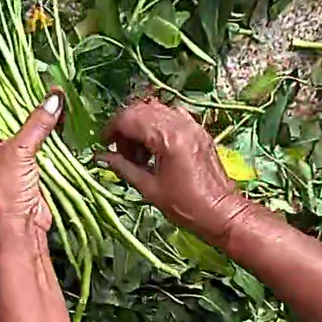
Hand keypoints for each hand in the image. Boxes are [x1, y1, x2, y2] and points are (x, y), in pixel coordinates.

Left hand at [0, 91, 63, 246]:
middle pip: (9, 121)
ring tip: (57, 100)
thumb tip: (54, 98)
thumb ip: (37, 124)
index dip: (4, 94)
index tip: (22, 78)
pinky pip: (40, 149)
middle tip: (45, 88)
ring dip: (41, 123)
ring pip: (27, 135)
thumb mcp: (20, 151)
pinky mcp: (29, 170)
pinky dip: (50, 139)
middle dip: (28, 107)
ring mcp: (10, 160)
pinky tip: (61, 123)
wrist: (20, 227)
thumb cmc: (6, 191)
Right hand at [99, 99, 252, 244]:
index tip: (104, 144)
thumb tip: (100, 158)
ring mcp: (192, 125)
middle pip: (141, 109)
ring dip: (141, 125)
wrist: (220, 211)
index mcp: (167, 137)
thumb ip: (123, 167)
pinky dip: (158, 125)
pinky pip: (172, 116)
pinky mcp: (199, 130)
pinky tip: (155, 148)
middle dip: (125, 126)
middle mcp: (180, 124)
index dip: (111, 129)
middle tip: (121, 152)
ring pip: (156, 110)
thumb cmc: (185, 205)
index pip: (129, 118)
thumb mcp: (149, 188)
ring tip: (139, 153)